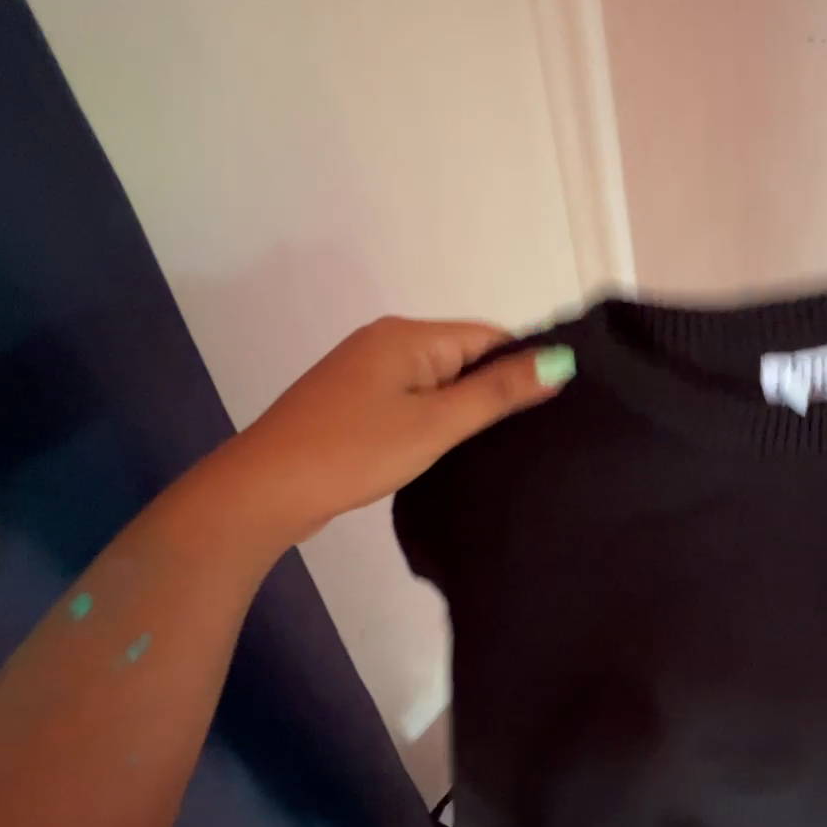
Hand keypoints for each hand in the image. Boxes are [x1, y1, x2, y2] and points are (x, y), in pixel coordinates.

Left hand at [210, 317, 572, 544]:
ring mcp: (369, 373)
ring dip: (470, 407)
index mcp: (409, 336)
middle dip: (500, 388)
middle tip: (540, 433)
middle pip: (466, 356)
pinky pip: (417, 399)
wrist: (266, 491)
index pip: (490, 337)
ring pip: (441, 381)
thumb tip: (560, 361)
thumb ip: (499, 393)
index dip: (526, 364)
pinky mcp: (358, 403)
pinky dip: (440, 418)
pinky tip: (457, 449)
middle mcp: (388, 342)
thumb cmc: (356, 451)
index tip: (560, 404)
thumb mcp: (437, 423)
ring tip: (506, 445)